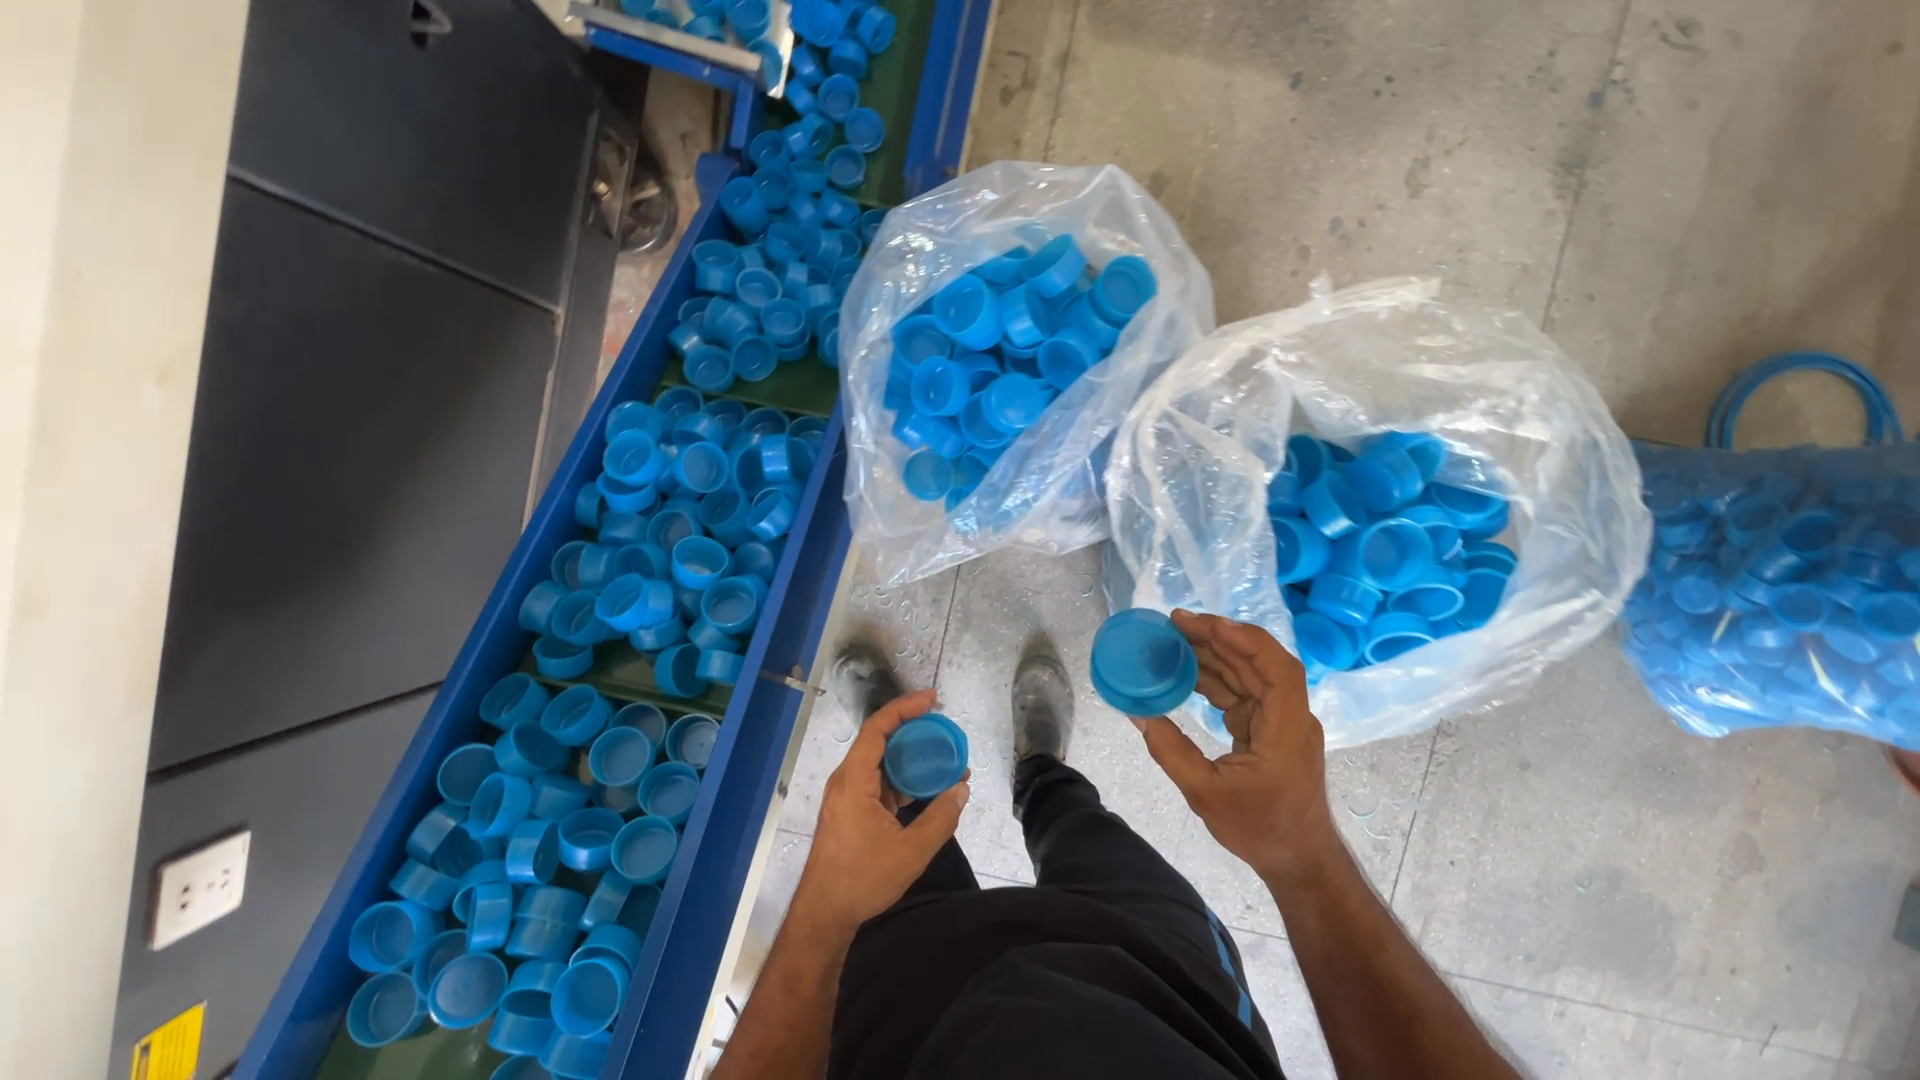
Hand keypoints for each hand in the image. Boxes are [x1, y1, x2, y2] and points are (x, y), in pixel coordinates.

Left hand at [793, 689, 969, 931]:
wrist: (825, 913)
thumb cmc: (862, 879)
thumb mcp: (911, 851)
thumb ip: (940, 818)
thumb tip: (961, 789)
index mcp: (854, 781)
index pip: (877, 729)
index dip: (904, 708)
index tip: (932, 700)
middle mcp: (847, 781)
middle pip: (881, 741)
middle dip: (915, 731)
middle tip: (945, 728)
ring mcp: (848, 796)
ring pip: (883, 763)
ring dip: (912, 759)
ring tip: (946, 760)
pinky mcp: (852, 811)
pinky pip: (881, 783)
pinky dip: (905, 780)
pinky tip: (930, 789)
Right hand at [1132, 610, 1339, 884]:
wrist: (1298, 859)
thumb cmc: (1260, 829)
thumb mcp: (1205, 794)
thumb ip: (1170, 750)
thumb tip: (1137, 713)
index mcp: (1287, 728)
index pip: (1275, 667)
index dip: (1242, 639)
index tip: (1201, 624)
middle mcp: (1290, 716)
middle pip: (1258, 662)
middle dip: (1217, 638)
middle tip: (1173, 623)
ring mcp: (1281, 721)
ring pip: (1249, 674)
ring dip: (1214, 654)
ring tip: (1173, 639)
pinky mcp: (1269, 730)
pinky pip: (1242, 693)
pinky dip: (1215, 679)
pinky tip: (1187, 671)